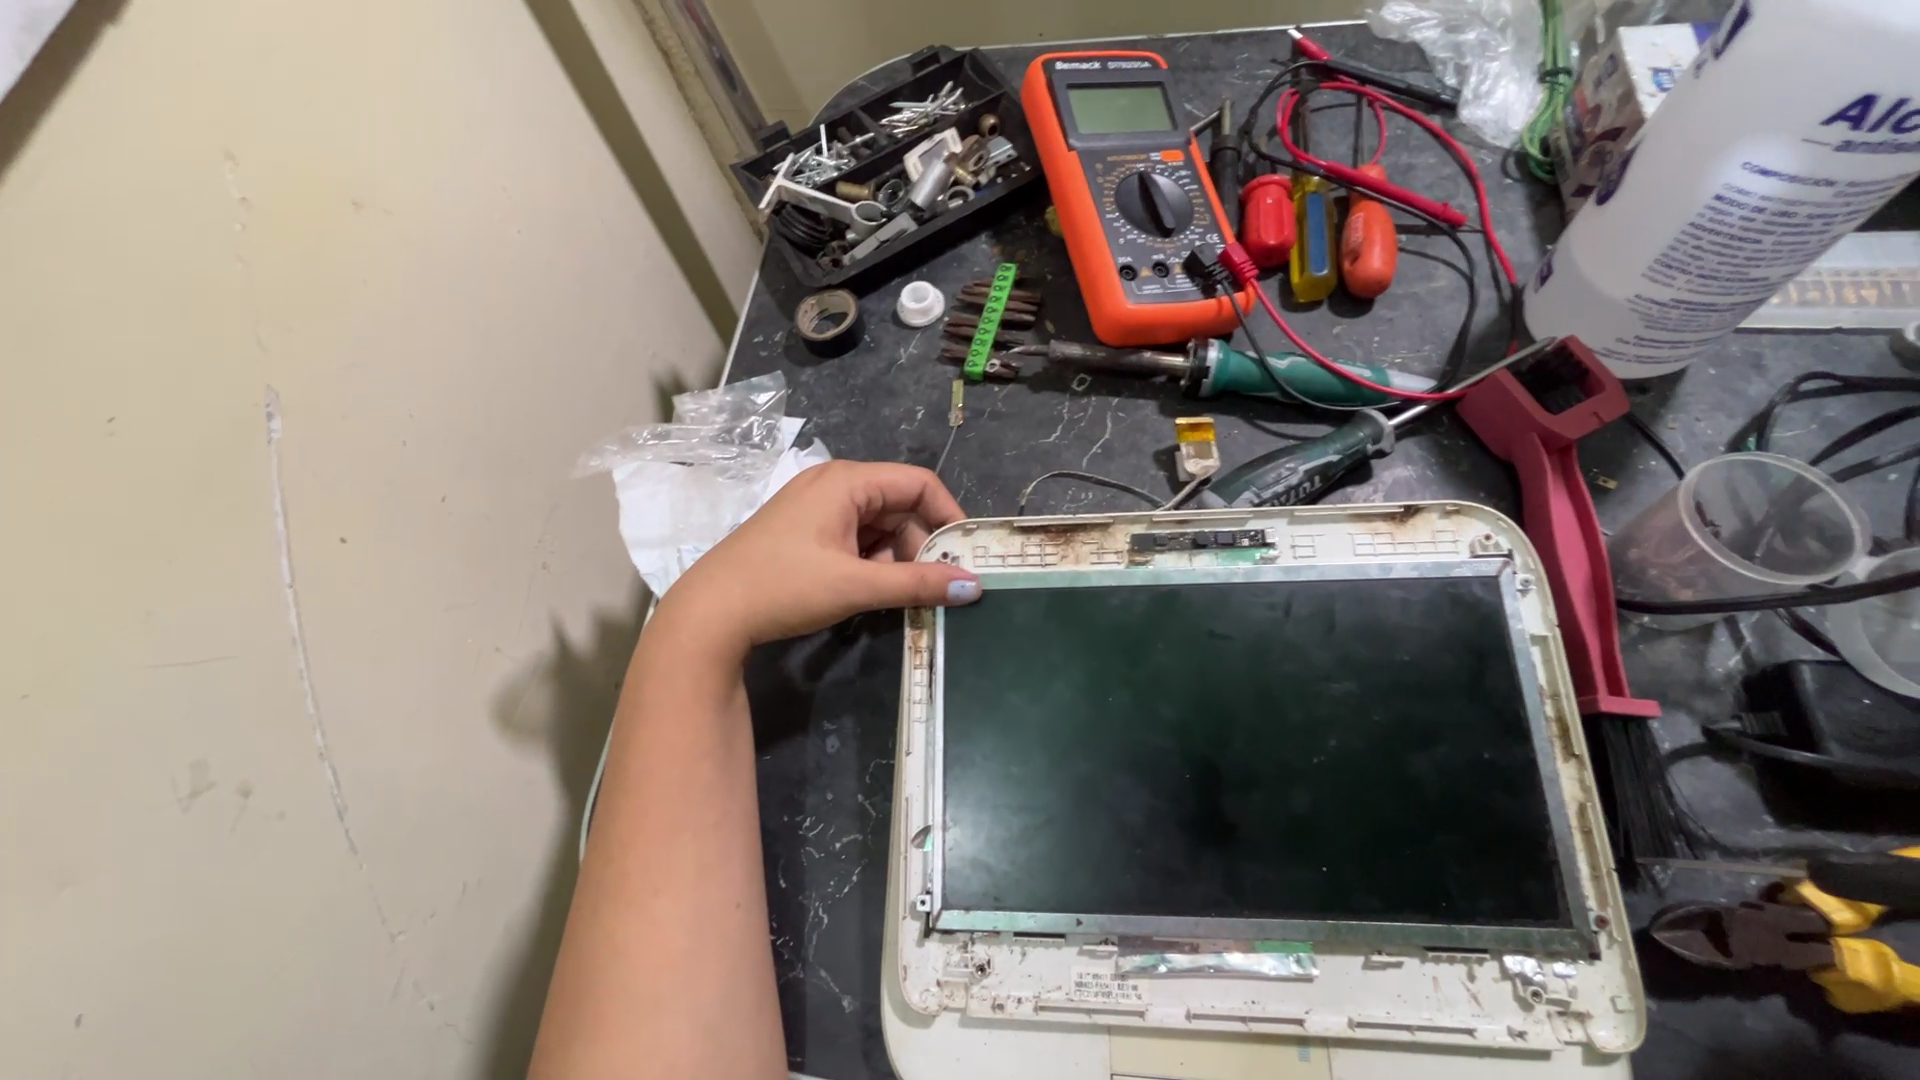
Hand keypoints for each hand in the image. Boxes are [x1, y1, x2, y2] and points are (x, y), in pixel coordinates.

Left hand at [656, 461, 980, 653]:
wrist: (709, 614)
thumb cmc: (784, 587)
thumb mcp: (856, 585)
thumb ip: (918, 583)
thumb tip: (974, 586)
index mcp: (846, 481)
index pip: (918, 482)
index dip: (948, 515)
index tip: (967, 554)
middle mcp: (833, 485)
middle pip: (899, 504)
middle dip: (921, 544)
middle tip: (935, 585)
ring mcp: (816, 507)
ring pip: (878, 525)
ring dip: (897, 557)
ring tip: (901, 594)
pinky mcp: (805, 531)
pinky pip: (855, 537)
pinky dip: (872, 561)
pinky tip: (872, 591)